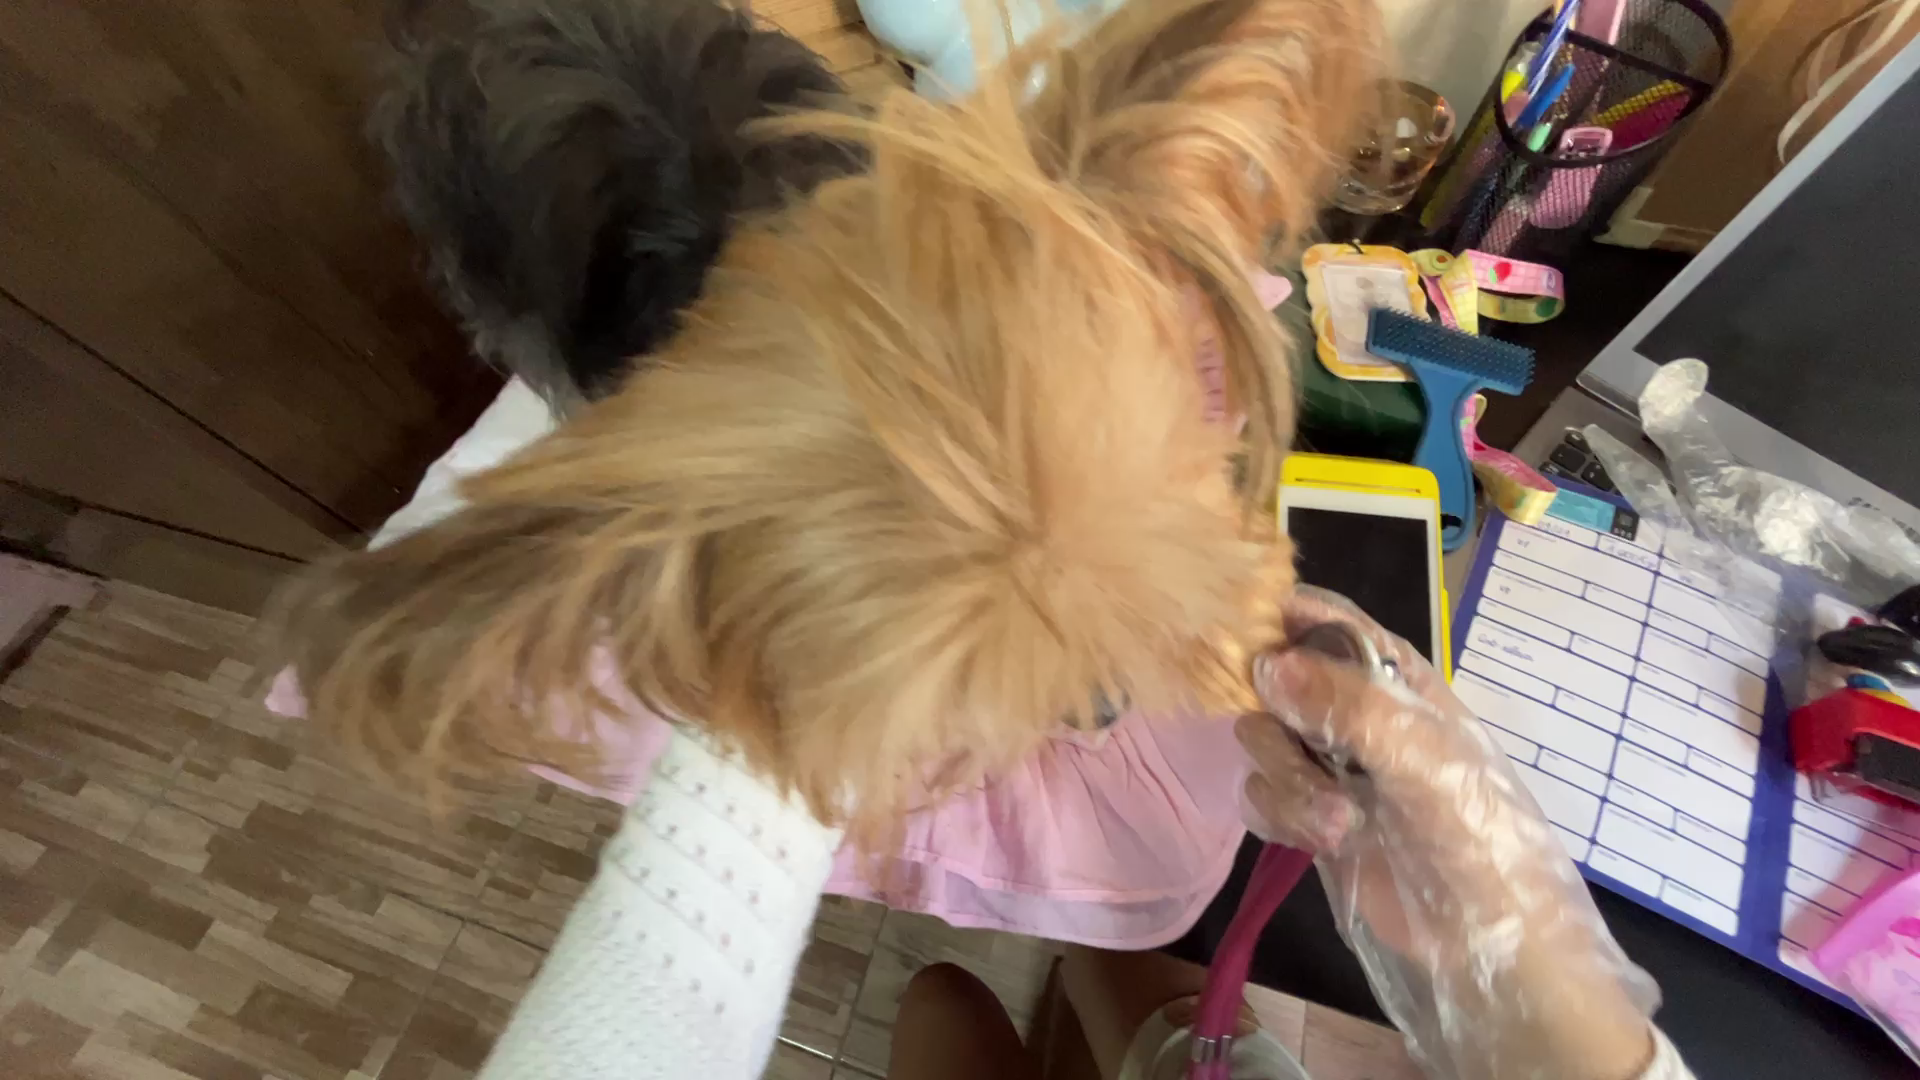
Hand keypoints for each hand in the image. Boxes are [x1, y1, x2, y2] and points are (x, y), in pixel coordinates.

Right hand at [1237, 588, 1658, 1079]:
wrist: (1488, 952)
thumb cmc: (1477, 841)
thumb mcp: (1427, 764)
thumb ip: (1349, 707)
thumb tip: (1264, 665)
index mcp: (1388, 675)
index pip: (1317, 616)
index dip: (1272, 618)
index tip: (1238, 639)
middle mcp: (1348, 707)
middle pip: (1269, 678)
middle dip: (1278, 721)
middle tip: (1304, 752)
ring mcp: (1323, 759)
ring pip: (1257, 736)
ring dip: (1288, 781)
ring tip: (1336, 821)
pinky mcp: (1302, 807)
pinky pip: (1256, 788)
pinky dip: (1278, 814)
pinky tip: (1319, 838)